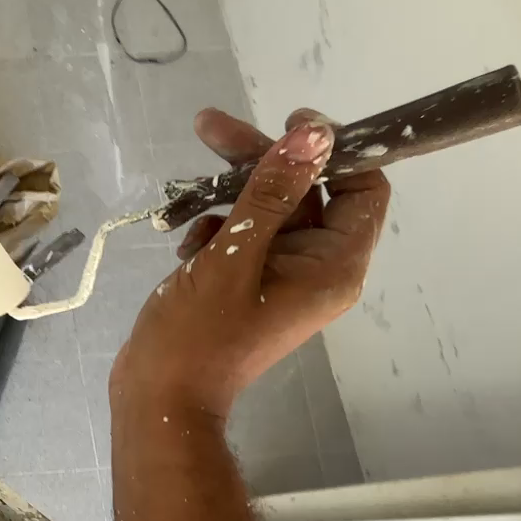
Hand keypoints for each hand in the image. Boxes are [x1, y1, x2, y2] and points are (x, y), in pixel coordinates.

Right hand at [112, 109, 389, 417]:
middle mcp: (315, 269)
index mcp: (332, 265)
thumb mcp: (231, 258)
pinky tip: (183, 244)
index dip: (332, 149)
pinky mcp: (245, 288)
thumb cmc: (195, 335)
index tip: (286, 122)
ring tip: (183, 203)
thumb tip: (313, 134)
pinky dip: (214, 231)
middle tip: (207, 129)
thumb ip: (270, 194)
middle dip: (258, 162)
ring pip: (266, 215)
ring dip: (227, 200)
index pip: (362, 187)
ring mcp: (278, 280)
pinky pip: (243, 241)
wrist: (159, 397)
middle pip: (304, 194)